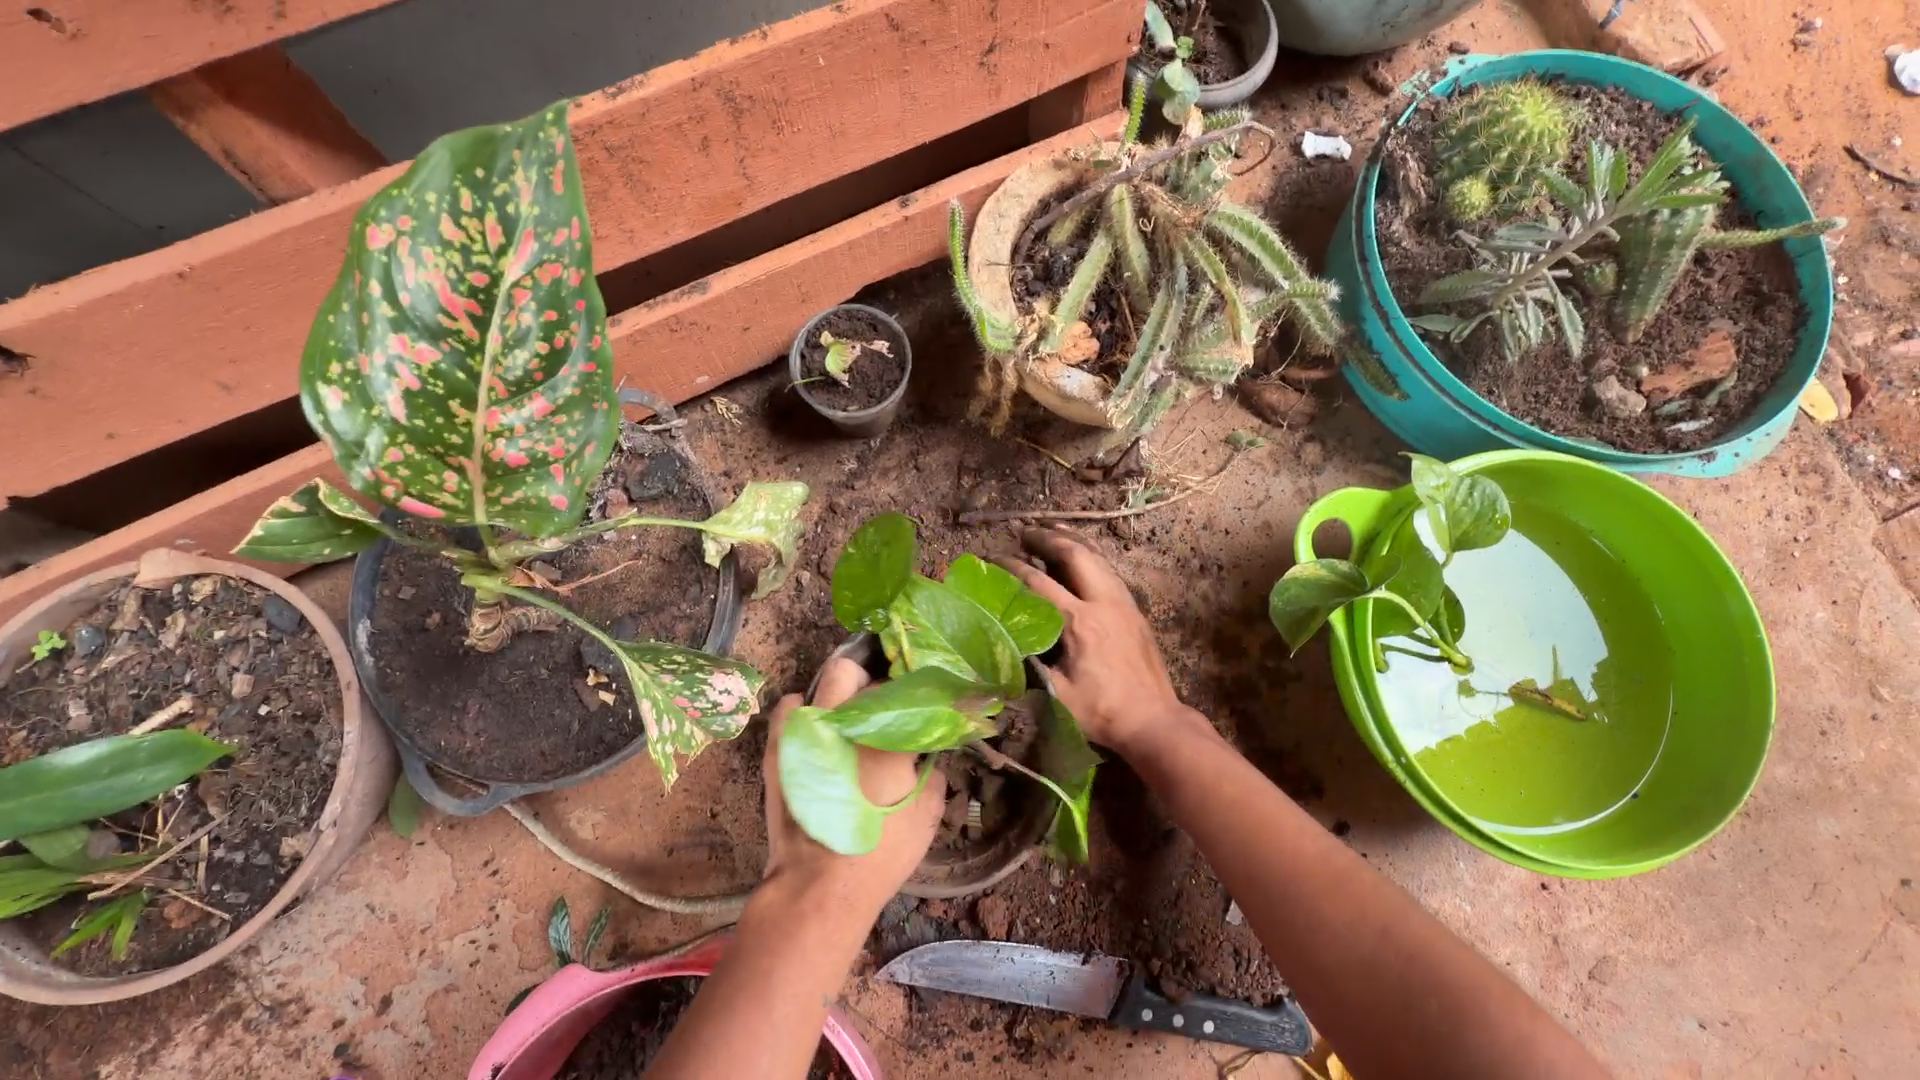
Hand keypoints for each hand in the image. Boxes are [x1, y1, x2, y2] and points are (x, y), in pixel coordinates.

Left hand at [760, 657, 945, 914]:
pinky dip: (805, 711)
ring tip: (850, 719)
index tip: (919, 712)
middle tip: (884, 711)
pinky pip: (790, 708)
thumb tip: (924, 753)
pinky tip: (818, 729)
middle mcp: (843, 719)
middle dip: (873, 685)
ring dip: (840, 694)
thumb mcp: (928, 812)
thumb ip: (931, 770)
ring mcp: (806, 730)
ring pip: (824, 683)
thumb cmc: (881, 852)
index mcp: (885, 732)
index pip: (902, 690)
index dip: (913, 699)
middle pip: (856, 672)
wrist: (820, 886)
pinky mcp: (779, 748)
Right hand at [995, 527, 1199, 754]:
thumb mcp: (1056, 694)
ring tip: (1052, 531)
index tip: (993, 556)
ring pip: (1098, 558)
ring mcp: (1124, 604)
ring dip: (1073, 541)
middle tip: (1025, 532)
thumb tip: (1004, 643)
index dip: (1013, 566)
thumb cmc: (1102, 712)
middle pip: (1075, 554)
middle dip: (1048, 538)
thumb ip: (1029, 665)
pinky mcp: (1135, 611)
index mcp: (1080, 622)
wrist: (1154, 721)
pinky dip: (1091, 556)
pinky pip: (1110, 571)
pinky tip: (1083, 557)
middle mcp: (1104, 603)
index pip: (1040, 582)